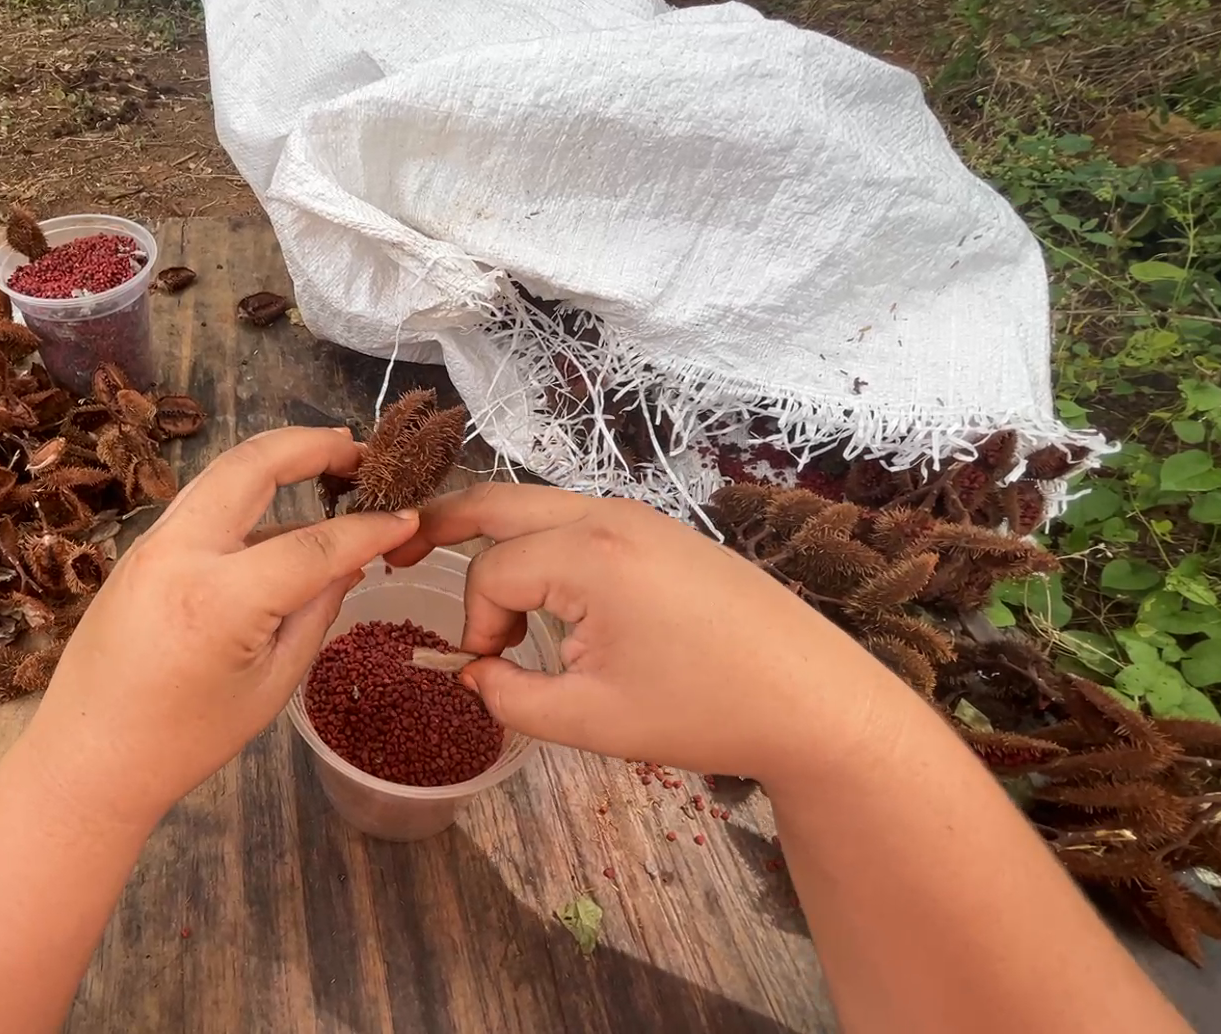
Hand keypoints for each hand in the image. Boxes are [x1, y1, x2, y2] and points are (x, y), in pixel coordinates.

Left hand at [21, 427, 420, 825]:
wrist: (87, 758)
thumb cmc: (185, 741)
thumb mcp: (270, 686)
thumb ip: (315, 613)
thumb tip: (349, 564)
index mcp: (219, 598)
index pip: (313, 545)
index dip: (368, 531)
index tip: (406, 517)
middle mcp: (180, 551)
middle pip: (253, 464)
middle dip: (311, 444)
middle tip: (358, 449)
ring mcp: (151, 543)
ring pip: (221, 473)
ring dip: (275, 457)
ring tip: (324, 458)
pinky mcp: (139, 549)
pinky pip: (202, 503)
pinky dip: (245, 491)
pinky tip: (276, 510)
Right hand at [384, 484, 928, 784]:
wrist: (822, 703)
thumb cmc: (705, 711)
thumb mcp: (590, 720)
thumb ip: (509, 697)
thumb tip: (470, 673)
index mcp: (588, 554)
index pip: (491, 573)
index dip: (475, 622)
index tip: (491, 665)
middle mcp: (606, 514)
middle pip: (495, 500)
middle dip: (439, 522)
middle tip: (399, 547)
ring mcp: (635, 514)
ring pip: (532, 503)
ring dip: (487, 530)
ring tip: (448, 552)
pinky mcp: (655, 528)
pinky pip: (569, 517)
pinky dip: (531, 537)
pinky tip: (530, 574)